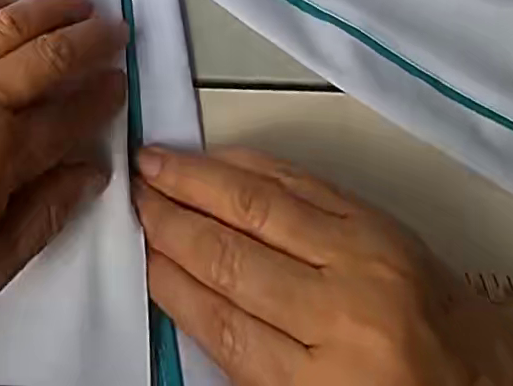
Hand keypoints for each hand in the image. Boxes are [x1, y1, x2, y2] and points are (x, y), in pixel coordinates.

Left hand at [0, 0, 126, 343]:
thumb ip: (50, 212)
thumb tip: (92, 168)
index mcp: (0, 153)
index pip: (69, 114)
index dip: (103, 96)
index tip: (120, 82)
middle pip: (47, 56)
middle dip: (90, 40)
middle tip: (115, 32)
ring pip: (8, 24)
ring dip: (49, 10)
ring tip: (79, 6)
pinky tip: (11, 4)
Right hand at [133, 147, 512, 385]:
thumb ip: (251, 355)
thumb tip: (175, 280)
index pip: (217, 318)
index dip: (165, 275)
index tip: (134, 245)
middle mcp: (345, 320)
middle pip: (225, 256)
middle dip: (166, 219)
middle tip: (129, 192)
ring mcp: (366, 261)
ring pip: (251, 205)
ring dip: (190, 179)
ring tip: (148, 162)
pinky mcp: (384, 225)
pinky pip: (295, 181)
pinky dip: (242, 163)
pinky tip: (207, 156)